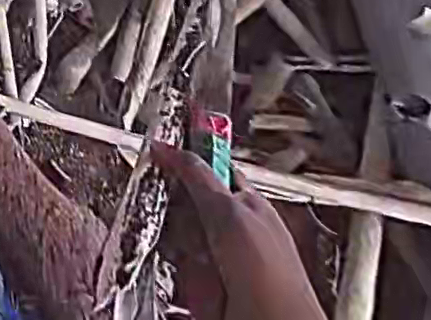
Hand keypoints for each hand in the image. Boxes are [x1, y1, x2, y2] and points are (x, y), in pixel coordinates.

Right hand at [150, 143, 325, 319]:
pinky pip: (178, 263)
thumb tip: (167, 146)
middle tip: (184, 221)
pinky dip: (181, 271)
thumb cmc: (271, 278)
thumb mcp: (228, 213)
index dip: (187, 159)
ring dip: (179, 244)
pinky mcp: (209, 283)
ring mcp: (221, 257)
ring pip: (178, 232)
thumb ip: (197, 176)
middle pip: (185, 200)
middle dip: (177, 210)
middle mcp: (235, 229)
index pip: (211, 167)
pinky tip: (194, 281)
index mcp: (249, 205)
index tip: (159, 152)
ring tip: (196, 260)